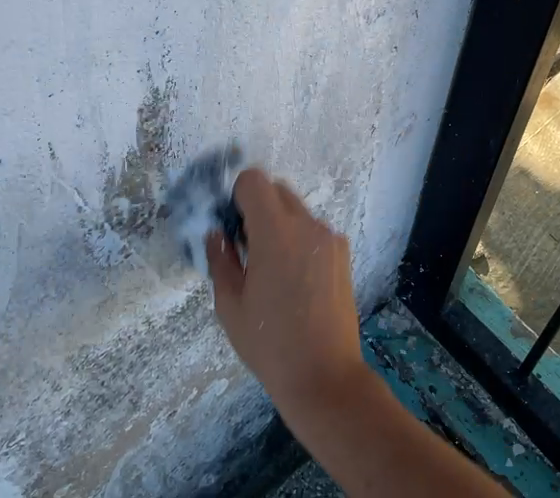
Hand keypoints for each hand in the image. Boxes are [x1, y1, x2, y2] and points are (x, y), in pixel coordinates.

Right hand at [205, 169, 368, 414]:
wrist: (325, 378)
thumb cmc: (270, 344)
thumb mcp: (230, 305)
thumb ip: (219, 259)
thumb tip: (216, 234)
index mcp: (275, 232)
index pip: (253, 181)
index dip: (236, 196)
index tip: (231, 227)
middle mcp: (307, 225)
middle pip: (275, 190)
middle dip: (256, 209)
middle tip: (246, 249)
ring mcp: (329, 239)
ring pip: (295, 210)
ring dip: (278, 225)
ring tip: (271, 270)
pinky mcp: (342, 254)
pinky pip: (312, 231)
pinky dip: (298, 240)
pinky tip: (293, 281)